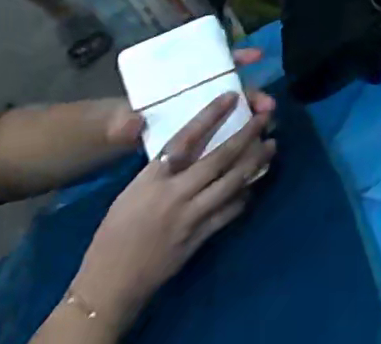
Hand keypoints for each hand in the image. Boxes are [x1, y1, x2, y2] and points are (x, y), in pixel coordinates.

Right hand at [69, 92, 275, 329]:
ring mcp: (190, 217)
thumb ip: (163, 170)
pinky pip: (232, 209)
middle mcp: (174, 195)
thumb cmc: (115, 234)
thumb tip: (193, 144)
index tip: (232, 96)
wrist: (108, 285)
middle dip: (247, 134)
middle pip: (220, 158)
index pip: (184, 139)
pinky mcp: (201, 237)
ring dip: (256, 160)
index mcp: (151, 181)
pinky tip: (255, 181)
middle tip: (266, 117)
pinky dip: (246, 192)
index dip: (210, 116)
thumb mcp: (132, 193)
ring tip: (272, 144)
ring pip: (233, 181)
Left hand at [96, 48, 277, 149]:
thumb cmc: (111, 126)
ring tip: (266, 129)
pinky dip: (242, 141)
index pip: (213, 66)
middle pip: (233, 90)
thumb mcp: (112, 123)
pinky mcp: (197, 144)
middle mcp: (195, 99)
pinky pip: (225, 138)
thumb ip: (121, 123)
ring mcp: (199, 122)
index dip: (236, 57)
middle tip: (268, 107)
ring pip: (235, 114)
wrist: (104, 150)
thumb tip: (133, 122)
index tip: (257, 56)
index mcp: (179, 87)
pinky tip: (254, 148)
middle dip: (254, 95)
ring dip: (253, 119)